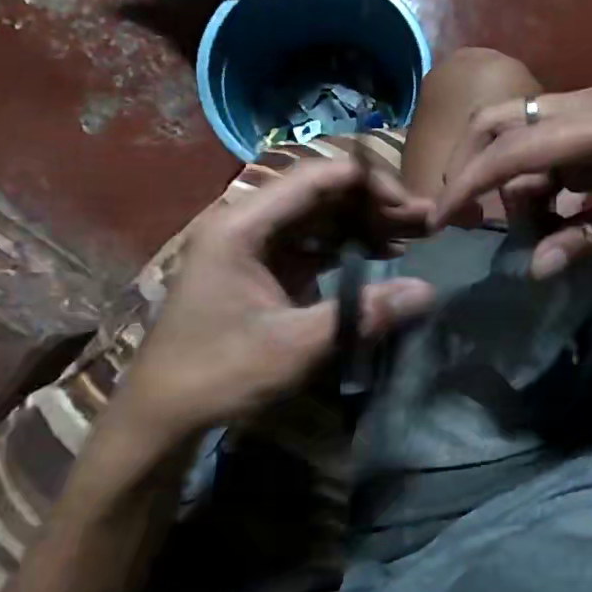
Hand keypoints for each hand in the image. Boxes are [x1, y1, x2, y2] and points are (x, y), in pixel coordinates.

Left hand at [111, 158, 436, 446]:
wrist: (163, 413)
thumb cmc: (219, 373)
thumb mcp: (294, 345)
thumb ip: (362, 313)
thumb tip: (428, 291)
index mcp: (242, 226)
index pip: (316, 178)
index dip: (370, 184)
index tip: (413, 208)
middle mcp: (247, 222)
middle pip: (322, 192)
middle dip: (376, 203)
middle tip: (427, 222)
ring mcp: (255, 244)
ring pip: (321, 216)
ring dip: (367, 223)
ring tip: (417, 236)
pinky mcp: (264, 267)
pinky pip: (314, 243)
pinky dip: (350, 247)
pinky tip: (385, 257)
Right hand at [433, 87, 591, 277]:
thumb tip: (535, 268)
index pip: (520, 146)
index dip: (472, 181)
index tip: (440, 220)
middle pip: (502, 120)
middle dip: (468, 167)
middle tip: (457, 218)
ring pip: (516, 131)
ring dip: (503, 180)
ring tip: (522, 231)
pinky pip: (542, 146)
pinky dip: (530, 180)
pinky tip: (548, 217)